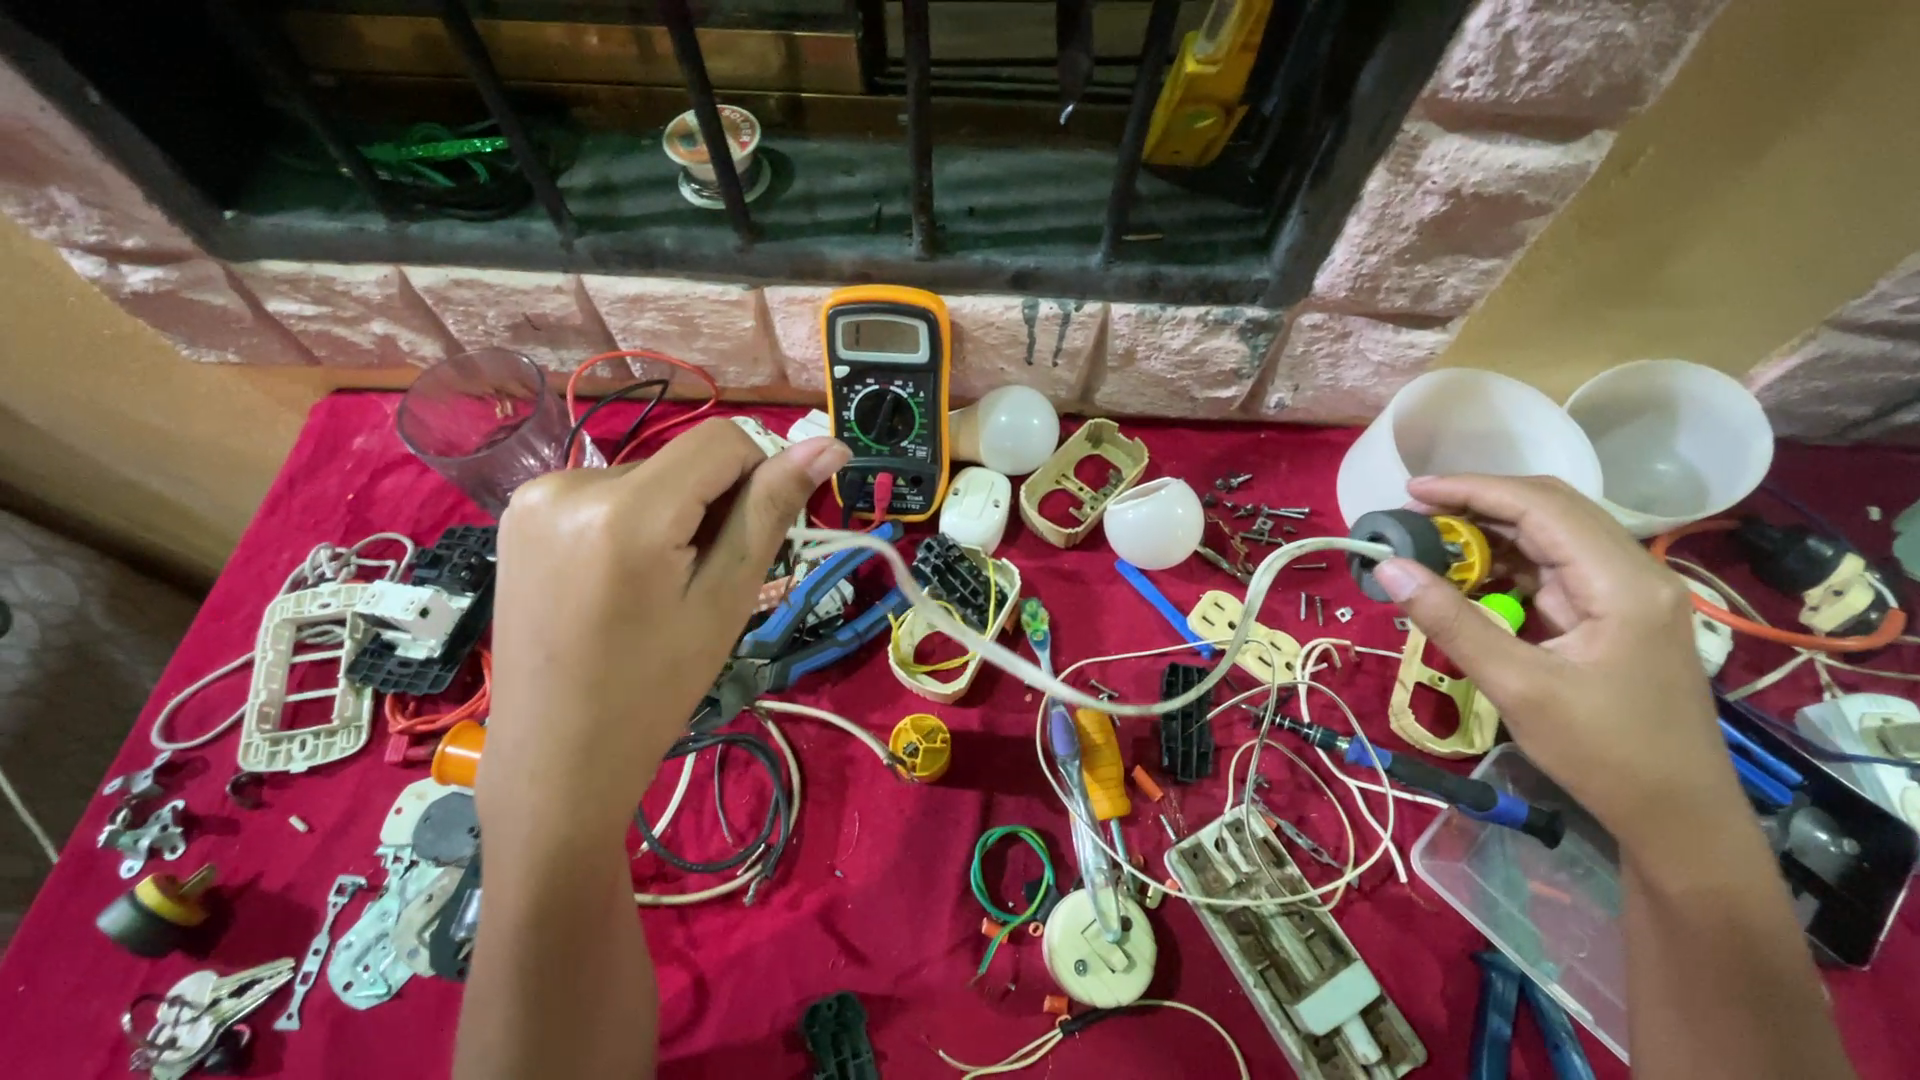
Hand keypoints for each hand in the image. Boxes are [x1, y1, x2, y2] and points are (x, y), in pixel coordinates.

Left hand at [480, 420, 850, 837]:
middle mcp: (570, 482)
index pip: (722, 440)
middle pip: (682, 461)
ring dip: (672, 515)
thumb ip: (771, 511)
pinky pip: (607, 493)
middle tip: (704, 581)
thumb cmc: (655, 688)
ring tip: (659, 588)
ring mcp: (536, 496)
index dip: (759, 475)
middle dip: (711, 505)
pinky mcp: (520, 513)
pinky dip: (633, 522)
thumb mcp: (726, 600)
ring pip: (648, 477)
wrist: (557, 753)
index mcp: (626, 512)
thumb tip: (830, 445)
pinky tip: (622, 579)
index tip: (756, 536)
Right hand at [1368, 475, 1741, 859]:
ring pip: (1549, 538)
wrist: (1676, 814)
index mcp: (1622, 582)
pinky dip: (1503, 568)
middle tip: (1411, 515)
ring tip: (1426, 544)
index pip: (1541, 506)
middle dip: (1477, 504)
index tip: (1409, 491)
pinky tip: (1465, 580)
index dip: (1471, 490)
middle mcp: (1632, 573)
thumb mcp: (1516, 686)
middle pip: (1550, 510)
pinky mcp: (1612, 615)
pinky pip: (1551, 572)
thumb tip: (1387, 567)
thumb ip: (1450, 621)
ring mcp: (1625, 594)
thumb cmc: (1602, 752)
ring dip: (1488, 535)